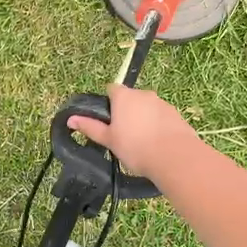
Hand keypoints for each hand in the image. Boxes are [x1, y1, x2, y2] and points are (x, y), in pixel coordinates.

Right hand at [66, 84, 199, 179]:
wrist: (174, 157)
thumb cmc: (135, 147)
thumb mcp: (108, 139)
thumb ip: (90, 127)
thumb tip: (71, 119)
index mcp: (124, 96)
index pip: (112, 89)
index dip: (108, 103)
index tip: (108, 120)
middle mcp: (143, 94)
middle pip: (130, 98)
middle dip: (126, 112)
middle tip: (122, 135)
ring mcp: (162, 102)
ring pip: (147, 108)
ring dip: (142, 119)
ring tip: (141, 143)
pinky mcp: (176, 114)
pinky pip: (161, 117)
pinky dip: (157, 126)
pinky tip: (157, 144)